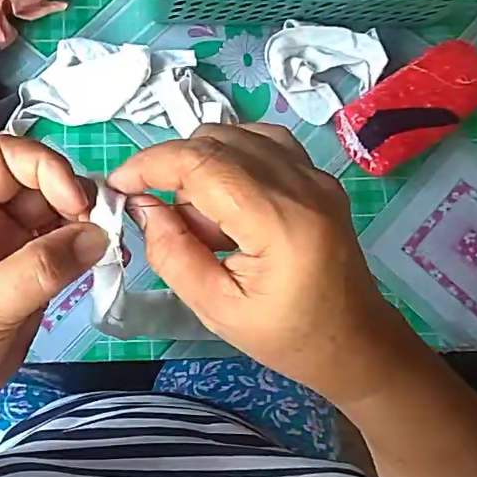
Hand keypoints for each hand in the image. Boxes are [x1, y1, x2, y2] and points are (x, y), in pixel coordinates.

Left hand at [0, 136, 105, 419]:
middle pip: (39, 184)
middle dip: (74, 196)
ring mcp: (13, 249)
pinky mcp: (35, 277)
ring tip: (110, 245)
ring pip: (59, 215)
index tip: (74, 201)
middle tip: (103, 227)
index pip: (2, 159)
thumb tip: (99, 236)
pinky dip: (90, 250)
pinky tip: (108, 260)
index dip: (42, 167)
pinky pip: (69, 249)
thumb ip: (40, 268)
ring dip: (88, 223)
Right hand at [107, 124, 424, 407]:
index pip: (203, 163)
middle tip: (164, 219)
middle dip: (173, 168)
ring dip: (202, 165)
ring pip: (237, 135)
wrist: (355, 341)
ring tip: (204, 221)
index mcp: (281, 221)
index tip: (120, 186)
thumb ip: (172, 254)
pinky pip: (261, 144)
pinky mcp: (317, 177)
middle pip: (217, 139)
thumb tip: (143, 206)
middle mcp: (303, 183)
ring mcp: (315, 175)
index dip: (151, 165)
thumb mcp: (216, 309)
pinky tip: (227, 205)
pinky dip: (230, 162)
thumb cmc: (287, 337)